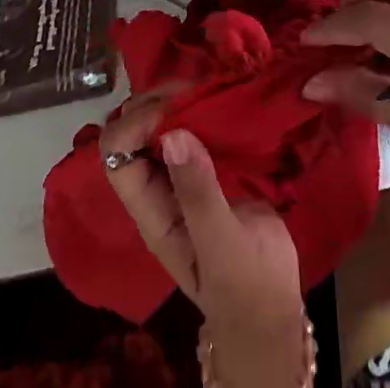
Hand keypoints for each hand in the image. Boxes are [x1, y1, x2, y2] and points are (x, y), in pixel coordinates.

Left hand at [100, 92, 309, 385]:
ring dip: (179, 99)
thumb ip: (198, 193)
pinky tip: (225, 95)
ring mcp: (184, 175)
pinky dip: (205, 107)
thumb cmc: (244, 284)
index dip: (138, 122)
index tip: (178, 107)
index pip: (117, 152)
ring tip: (211, 84)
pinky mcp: (212, 168)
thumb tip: (172, 134)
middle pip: (135, 130)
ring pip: (163, 124)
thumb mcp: (222, 244)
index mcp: (150, 209)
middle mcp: (159, 186)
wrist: (271, 306)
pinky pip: (196, 128)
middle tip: (198, 86)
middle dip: (158, 101)